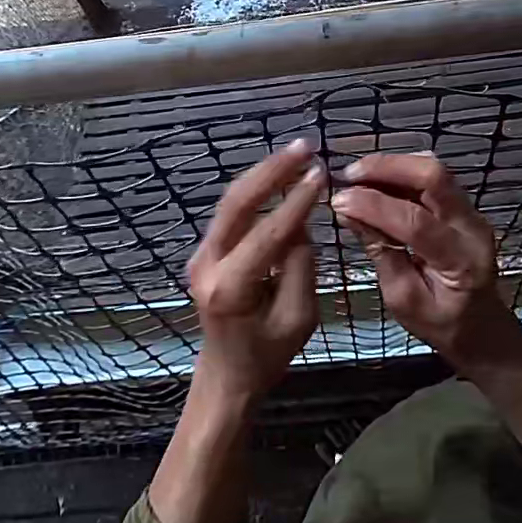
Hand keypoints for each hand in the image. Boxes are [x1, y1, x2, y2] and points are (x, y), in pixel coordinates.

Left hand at [186, 138, 325, 405]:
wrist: (225, 376)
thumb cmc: (265, 356)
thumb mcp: (298, 318)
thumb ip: (300, 266)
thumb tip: (301, 222)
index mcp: (229, 288)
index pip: (266, 234)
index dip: (296, 202)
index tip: (321, 174)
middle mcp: (206, 263)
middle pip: (237, 203)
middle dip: (272, 170)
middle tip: (305, 146)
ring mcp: (200, 254)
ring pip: (231, 202)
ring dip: (264, 174)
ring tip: (297, 152)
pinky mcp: (205, 250)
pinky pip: (232, 213)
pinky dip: (257, 191)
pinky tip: (279, 175)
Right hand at [332, 153, 521, 370]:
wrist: (484, 327)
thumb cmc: (442, 322)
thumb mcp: (403, 299)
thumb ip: (380, 253)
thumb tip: (348, 212)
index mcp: (460, 261)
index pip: (415, 222)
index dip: (373, 206)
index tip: (338, 201)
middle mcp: (472, 227)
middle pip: (434, 178)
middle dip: (387, 168)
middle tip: (349, 174)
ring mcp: (472, 212)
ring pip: (434, 170)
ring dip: (392, 166)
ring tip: (357, 175)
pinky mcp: (464, 205)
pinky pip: (433, 177)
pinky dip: (400, 172)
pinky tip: (375, 180)